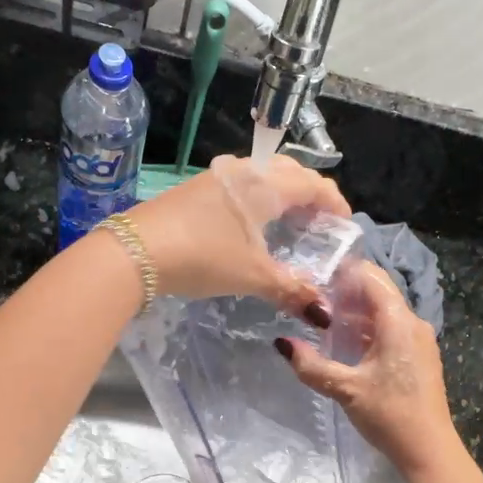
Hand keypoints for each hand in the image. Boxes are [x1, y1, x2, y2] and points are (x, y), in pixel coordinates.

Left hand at [126, 154, 349, 312]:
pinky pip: (239, 189)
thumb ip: (290, 290)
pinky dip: (255, 203)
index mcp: (267, 184)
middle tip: (318, 225)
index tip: (345, 227)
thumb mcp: (252, 276)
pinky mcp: (195, 191)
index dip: (335, 205)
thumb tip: (321, 312)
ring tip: (287, 227)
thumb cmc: (204, 257)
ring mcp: (216, 177)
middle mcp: (244, 171)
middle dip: (309, 196)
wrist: (136, 251)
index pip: (314, 185)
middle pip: (289, 173)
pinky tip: (249, 229)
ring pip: (261, 178)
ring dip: (280, 198)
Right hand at [276, 262, 457, 475]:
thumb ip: (312, 366)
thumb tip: (282, 344)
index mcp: (397, 321)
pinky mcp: (418, 357)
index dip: (342, 272)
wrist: (428, 449)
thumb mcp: (345, 389)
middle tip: (314, 304)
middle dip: (346, 294)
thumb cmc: (389, 414)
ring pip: (384, 312)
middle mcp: (412, 322)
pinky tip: (348, 348)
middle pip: (377, 292)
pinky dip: (368, 330)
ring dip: (356, 314)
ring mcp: (418, 340)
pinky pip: (391, 330)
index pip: (370, 276)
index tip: (314, 281)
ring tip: (325, 325)